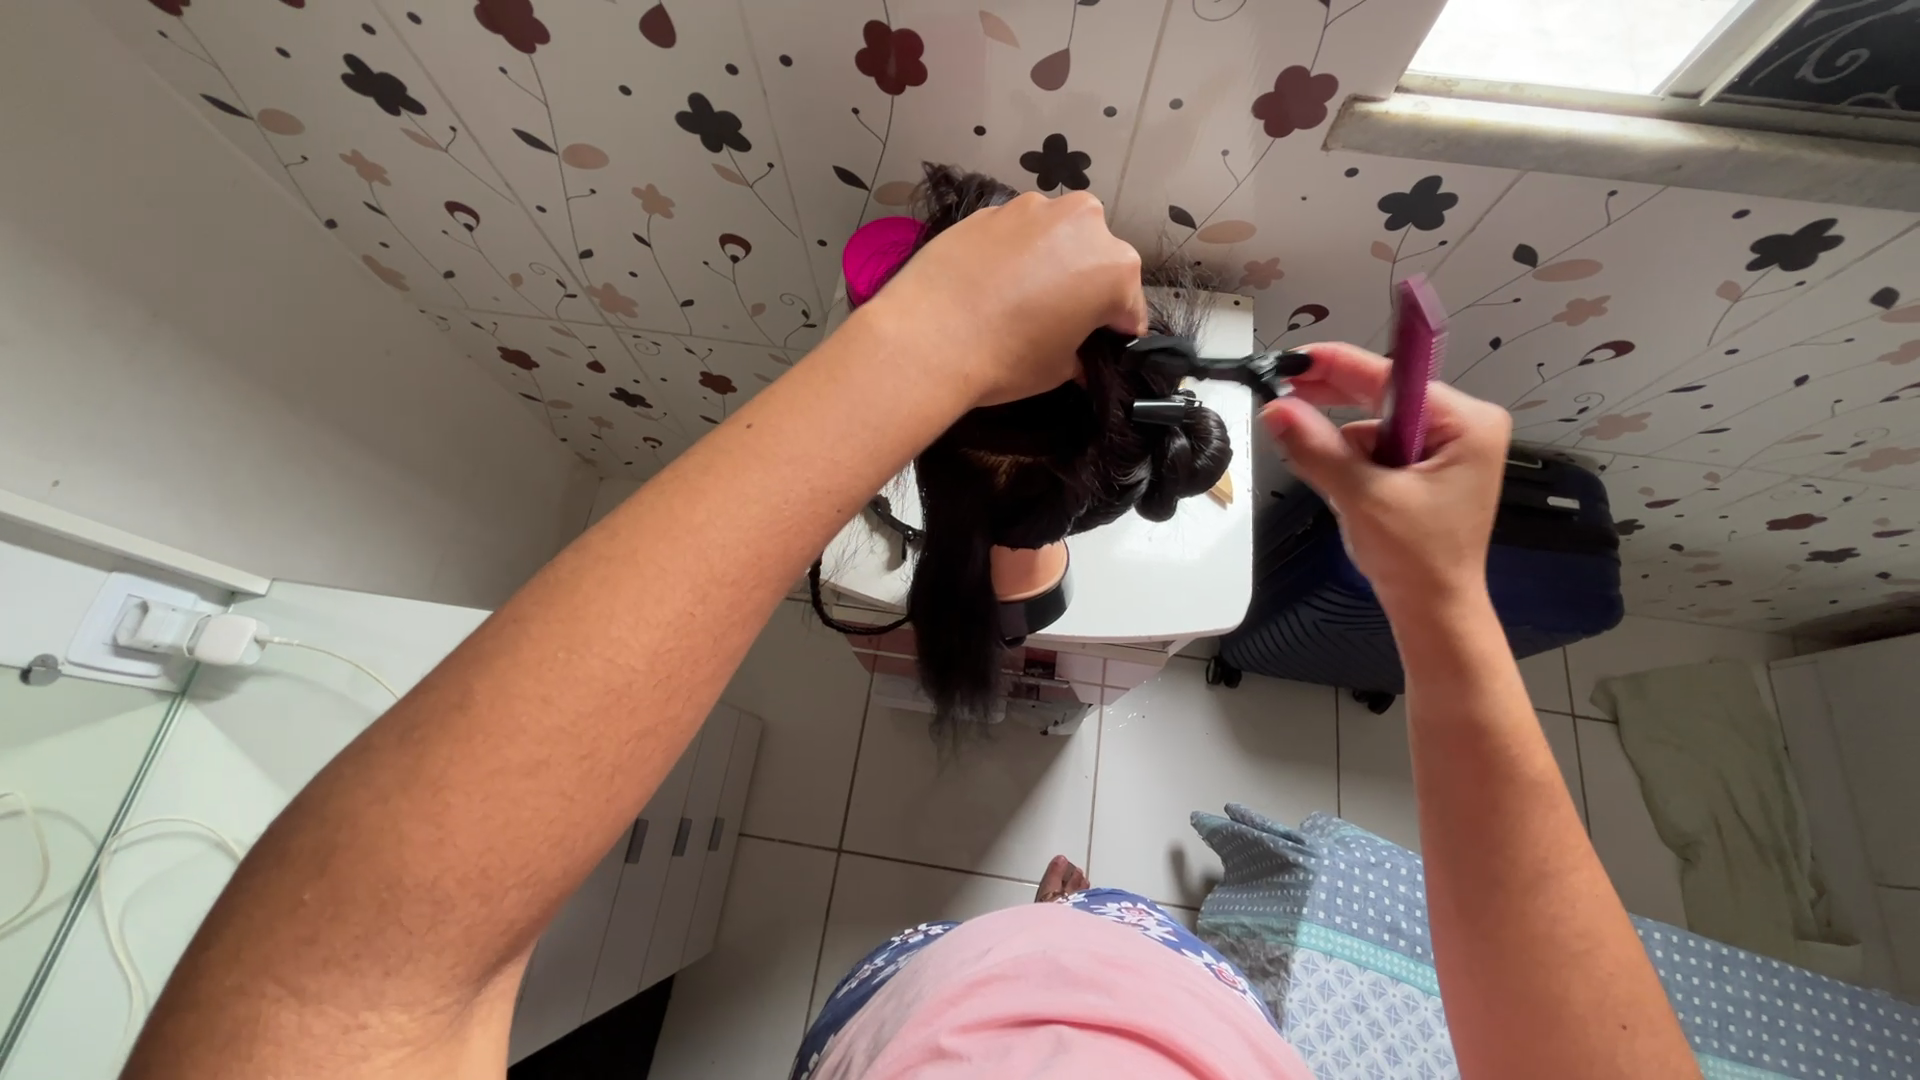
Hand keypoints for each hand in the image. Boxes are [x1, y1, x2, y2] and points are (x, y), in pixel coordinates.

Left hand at [865, 191, 1147, 405]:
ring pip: (1056, 239)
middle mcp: (1083, 223)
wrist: (929, 338)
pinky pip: (1016, 235)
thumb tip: (1078, 358)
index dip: (1114, 332)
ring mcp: (1034, 209)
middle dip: (1084, 288)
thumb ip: (1080, 355)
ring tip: (1018, 301)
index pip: (1128, 307)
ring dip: (1049, 264)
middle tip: (1055, 323)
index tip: (1098, 348)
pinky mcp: (990, 209)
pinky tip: (989, 286)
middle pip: (1096, 259)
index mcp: (1115, 266)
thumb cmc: (1006, 359)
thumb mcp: (1058, 370)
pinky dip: (1012, 256)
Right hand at [1261, 342, 1511, 613]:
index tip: (1293, 359)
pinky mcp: (1424, 466)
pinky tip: (1342, 486)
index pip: (1389, 377)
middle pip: (1381, 393)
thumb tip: (1275, 409)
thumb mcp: (1362, 496)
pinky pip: (1374, 447)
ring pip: (1371, 423)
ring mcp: (1443, 446)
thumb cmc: (1416, 557)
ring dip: (1340, 444)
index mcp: (1464, 422)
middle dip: (1332, 401)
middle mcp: (1460, 425)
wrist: (1433, 608)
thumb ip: (1316, 449)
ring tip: (1332, 479)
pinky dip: (1349, 460)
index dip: (1337, 366)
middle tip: (1282, 396)